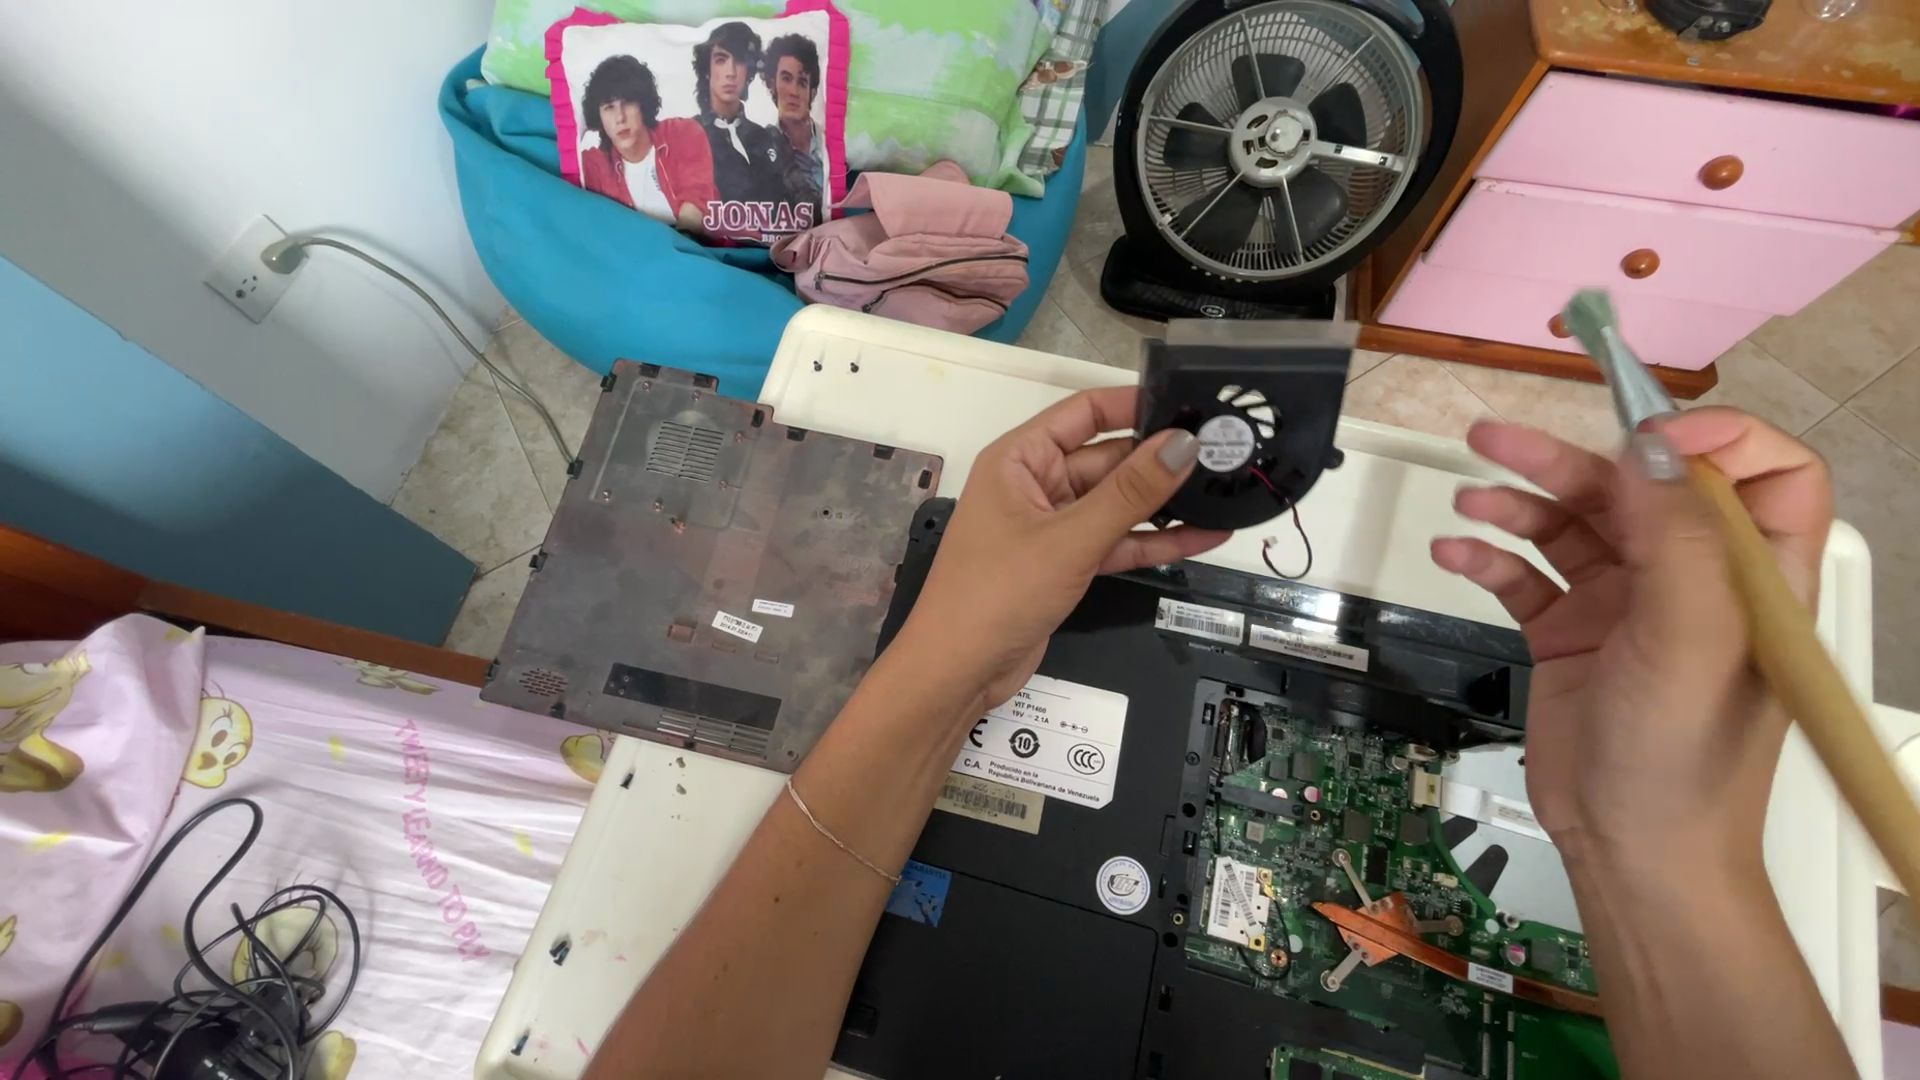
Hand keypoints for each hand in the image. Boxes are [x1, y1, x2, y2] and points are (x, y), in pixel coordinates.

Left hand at [895, 387, 1229, 708]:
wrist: (959, 670)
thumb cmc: (997, 593)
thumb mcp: (1069, 538)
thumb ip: (1129, 492)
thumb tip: (1181, 444)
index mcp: (1019, 460)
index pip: (1083, 413)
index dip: (1134, 404)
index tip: (1188, 402)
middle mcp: (1035, 485)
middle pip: (1107, 459)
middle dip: (1160, 459)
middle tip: (1223, 452)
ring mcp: (1051, 526)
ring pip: (1115, 504)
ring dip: (1162, 503)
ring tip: (1224, 490)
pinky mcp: (1064, 563)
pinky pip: (1114, 541)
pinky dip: (1151, 542)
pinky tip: (1201, 536)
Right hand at [1430, 408, 1832, 871]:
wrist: (1624, 838)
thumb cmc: (1682, 751)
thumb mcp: (1692, 639)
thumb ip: (1676, 540)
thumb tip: (1648, 450)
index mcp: (1749, 575)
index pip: (1757, 476)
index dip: (1708, 440)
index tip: (1637, 432)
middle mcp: (1684, 579)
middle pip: (1628, 492)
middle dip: (1561, 462)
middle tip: (1491, 440)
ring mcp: (1618, 603)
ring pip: (1565, 529)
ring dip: (1513, 509)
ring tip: (1466, 501)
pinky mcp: (1563, 629)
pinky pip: (1522, 577)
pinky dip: (1486, 561)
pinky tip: (1455, 556)